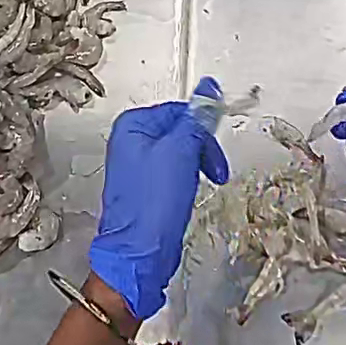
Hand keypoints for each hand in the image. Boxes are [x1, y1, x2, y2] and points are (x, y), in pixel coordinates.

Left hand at [87, 79, 231, 319]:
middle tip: (212, 170)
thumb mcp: (180, 152)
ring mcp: (136, 164)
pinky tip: (186, 194)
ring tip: (197, 184)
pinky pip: (173, 171)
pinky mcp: (144, 185)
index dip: (202, 130)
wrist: (139, 255)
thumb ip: (196, 121)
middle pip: (179, 130)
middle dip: (200, 149)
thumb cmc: (151, 206)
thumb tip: (209, 89)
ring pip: (179, 152)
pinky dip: (186, 180)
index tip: (216, 148)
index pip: (179, 111)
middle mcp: (129, 141)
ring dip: (196, 166)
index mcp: (131, 125)